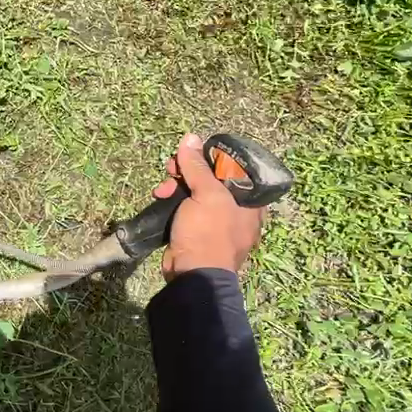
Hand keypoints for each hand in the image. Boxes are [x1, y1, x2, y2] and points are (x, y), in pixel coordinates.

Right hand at [154, 133, 261, 278]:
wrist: (194, 273)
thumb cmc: (209, 233)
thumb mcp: (206, 195)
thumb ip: (198, 167)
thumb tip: (191, 137)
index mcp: (251, 202)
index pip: (234, 168)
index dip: (210, 158)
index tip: (190, 156)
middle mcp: (238, 209)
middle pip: (211, 178)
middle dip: (187, 171)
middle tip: (170, 171)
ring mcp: (217, 220)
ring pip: (195, 191)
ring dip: (176, 185)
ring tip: (161, 190)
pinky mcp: (198, 229)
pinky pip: (186, 205)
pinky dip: (173, 199)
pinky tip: (160, 198)